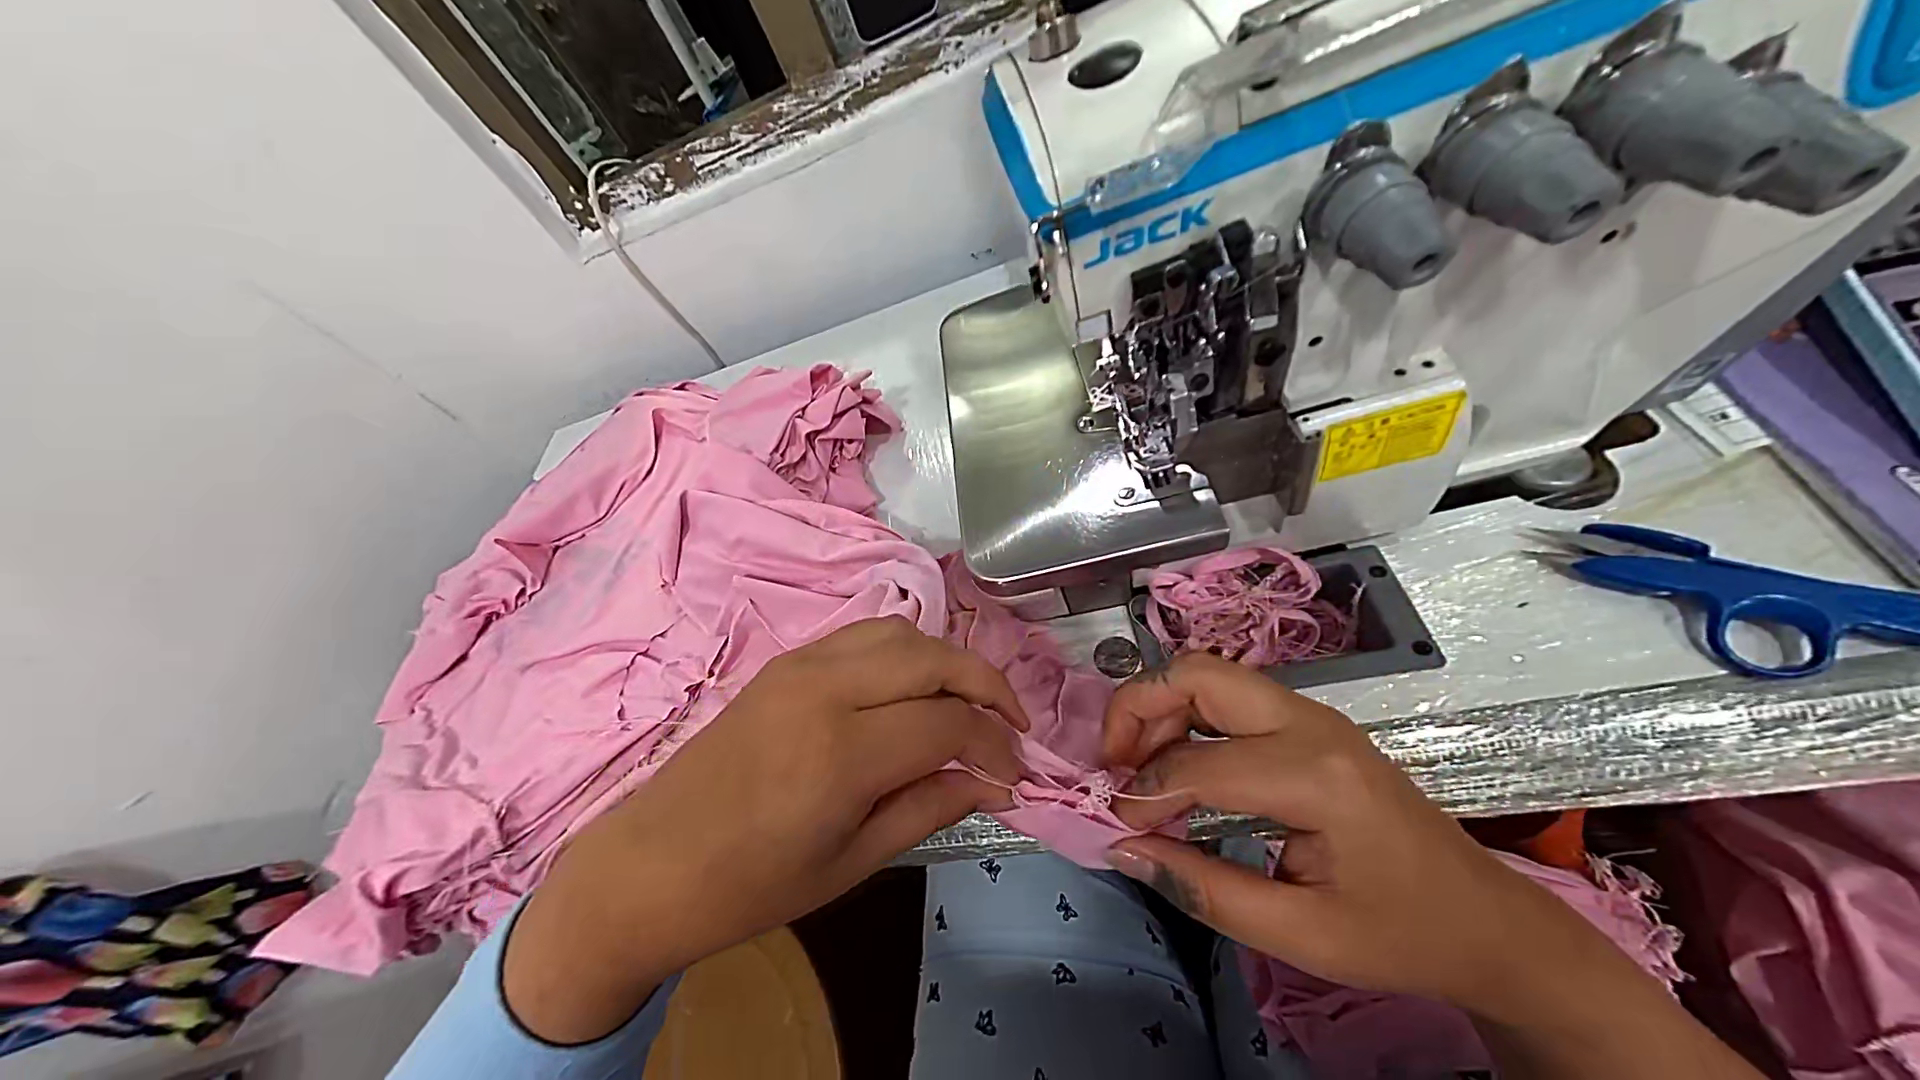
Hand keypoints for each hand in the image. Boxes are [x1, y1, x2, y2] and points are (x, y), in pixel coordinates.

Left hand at [503, 616, 1026, 1042]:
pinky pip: (864, 635)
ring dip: (947, 660)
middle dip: (988, 685)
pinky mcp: (786, 661)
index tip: (1015, 773)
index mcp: (842, 752)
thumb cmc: (751, 884)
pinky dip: (905, 651)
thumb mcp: (853, 861)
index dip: (995, 745)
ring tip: (968, 703)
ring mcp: (801, 665)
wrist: (648, 864)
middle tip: (1011, 725)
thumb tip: (994, 782)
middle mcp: (825, 689)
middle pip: (934, 658)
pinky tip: (914, 687)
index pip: (948, 723)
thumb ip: (930, 807)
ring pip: (902, 633)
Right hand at [1098, 654, 1761, 1078]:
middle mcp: (1310, 724)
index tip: (1119, 826)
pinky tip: (1175, 762)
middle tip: (1113, 764)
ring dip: (1158, 708)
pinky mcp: (1306, 723)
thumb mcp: (1299, 933)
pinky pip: (1226, 696)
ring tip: (1136, 765)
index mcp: (1316, 777)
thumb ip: (1201, 887)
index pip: (1198, 764)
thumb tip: (1122, 846)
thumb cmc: (1402, 935)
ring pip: (1206, 675)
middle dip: (1136, 709)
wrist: (1488, 923)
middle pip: (1197, 675)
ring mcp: (1311, 716)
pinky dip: (1184, 717)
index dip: (1144, 794)